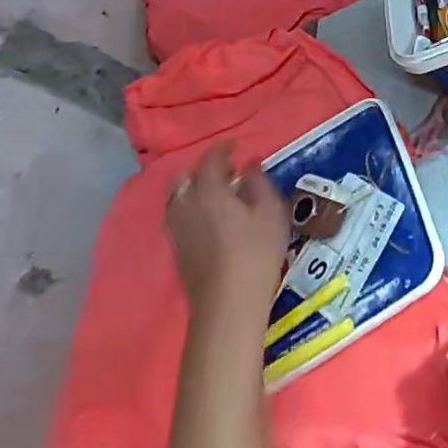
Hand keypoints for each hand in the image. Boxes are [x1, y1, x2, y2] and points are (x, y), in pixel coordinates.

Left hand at [165, 142, 288, 322]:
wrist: (228, 303)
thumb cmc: (256, 253)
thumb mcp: (271, 212)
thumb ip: (259, 183)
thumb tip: (250, 166)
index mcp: (208, 191)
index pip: (210, 160)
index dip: (222, 148)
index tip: (235, 144)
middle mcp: (185, 205)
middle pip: (185, 176)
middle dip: (204, 167)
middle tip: (227, 169)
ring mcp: (176, 228)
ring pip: (177, 196)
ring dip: (193, 187)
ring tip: (217, 192)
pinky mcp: (176, 248)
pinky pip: (178, 214)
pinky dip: (190, 205)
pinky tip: (209, 216)